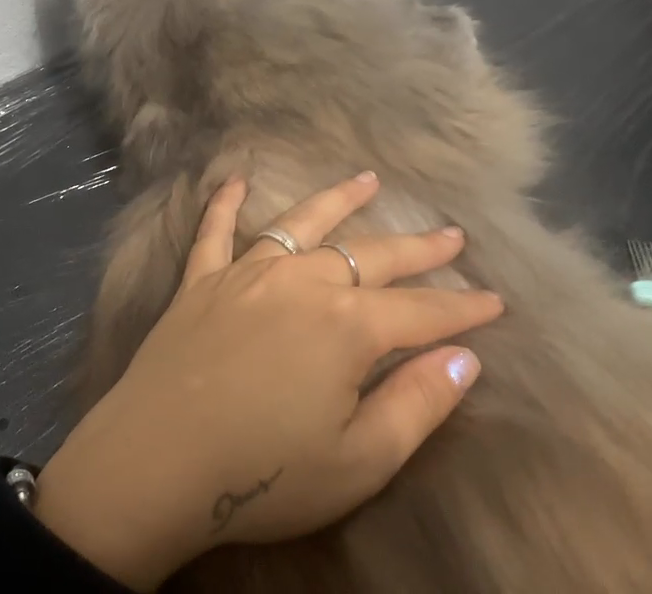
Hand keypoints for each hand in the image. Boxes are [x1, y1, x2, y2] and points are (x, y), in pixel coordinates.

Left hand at [34, 172, 503, 590]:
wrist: (155, 463)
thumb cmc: (264, 473)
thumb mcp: (360, 461)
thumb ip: (418, 404)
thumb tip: (465, 357)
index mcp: (347, 326)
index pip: (421, 312)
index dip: (461, 308)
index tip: (495, 300)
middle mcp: (301, 282)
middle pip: (371, 256)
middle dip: (417, 248)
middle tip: (451, 233)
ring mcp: (245, 275)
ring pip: (301, 225)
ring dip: (337, 201)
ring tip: (367, 180)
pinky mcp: (199, 283)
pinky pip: (215, 231)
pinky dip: (225, 203)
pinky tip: (233, 179)